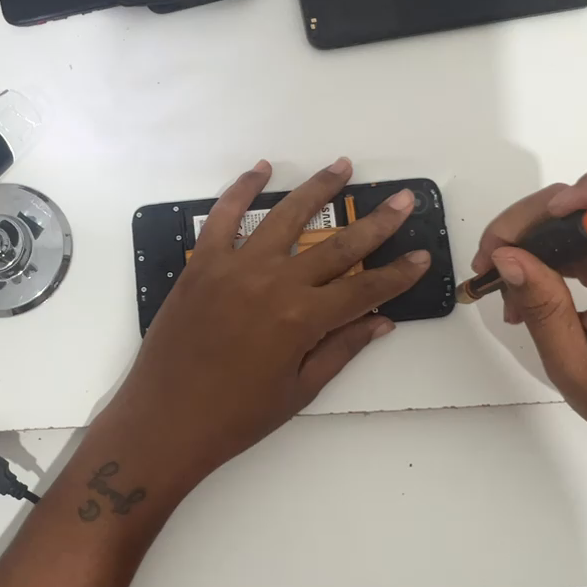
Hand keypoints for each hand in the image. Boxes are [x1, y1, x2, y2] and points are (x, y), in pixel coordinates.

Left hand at [99, 158, 430, 494]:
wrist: (165, 420)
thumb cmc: (236, 416)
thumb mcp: (299, 389)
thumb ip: (341, 348)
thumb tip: (382, 321)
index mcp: (303, 318)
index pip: (366, 289)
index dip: (398, 274)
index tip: (421, 256)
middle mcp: (275, 282)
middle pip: (337, 245)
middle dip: (377, 223)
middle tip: (402, 199)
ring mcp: (235, 267)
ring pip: (286, 216)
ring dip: (317, 188)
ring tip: (342, 167)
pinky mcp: (202, 263)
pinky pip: (223, 216)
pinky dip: (241, 189)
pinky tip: (260, 169)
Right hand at [473, 167, 586, 457]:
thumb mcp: (575, 365)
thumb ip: (543, 308)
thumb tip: (507, 256)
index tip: (559, 212)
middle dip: (536, 216)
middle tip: (493, 254)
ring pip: (581, 216)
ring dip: (532, 233)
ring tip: (497, 271)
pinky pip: (580, 241)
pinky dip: (544, 253)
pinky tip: (520, 286)